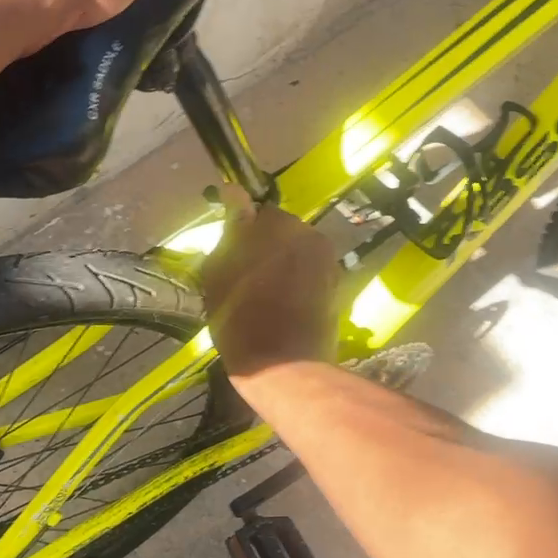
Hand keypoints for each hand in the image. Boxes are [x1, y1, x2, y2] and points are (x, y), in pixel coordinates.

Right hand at [201, 201, 343, 378]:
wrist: (283, 367)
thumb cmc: (239, 318)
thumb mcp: (219, 271)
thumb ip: (231, 227)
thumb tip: (233, 190)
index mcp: (278, 224)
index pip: (257, 210)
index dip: (241, 230)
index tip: (229, 251)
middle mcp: (309, 234)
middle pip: (281, 231)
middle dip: (264, 246)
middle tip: (242, 276)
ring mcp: (328, 261)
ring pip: (297, 252)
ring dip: (282, 264)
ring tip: (263, 294)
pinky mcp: (338, 288)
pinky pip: (311, 274)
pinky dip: (297, 283)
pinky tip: (282, 306)